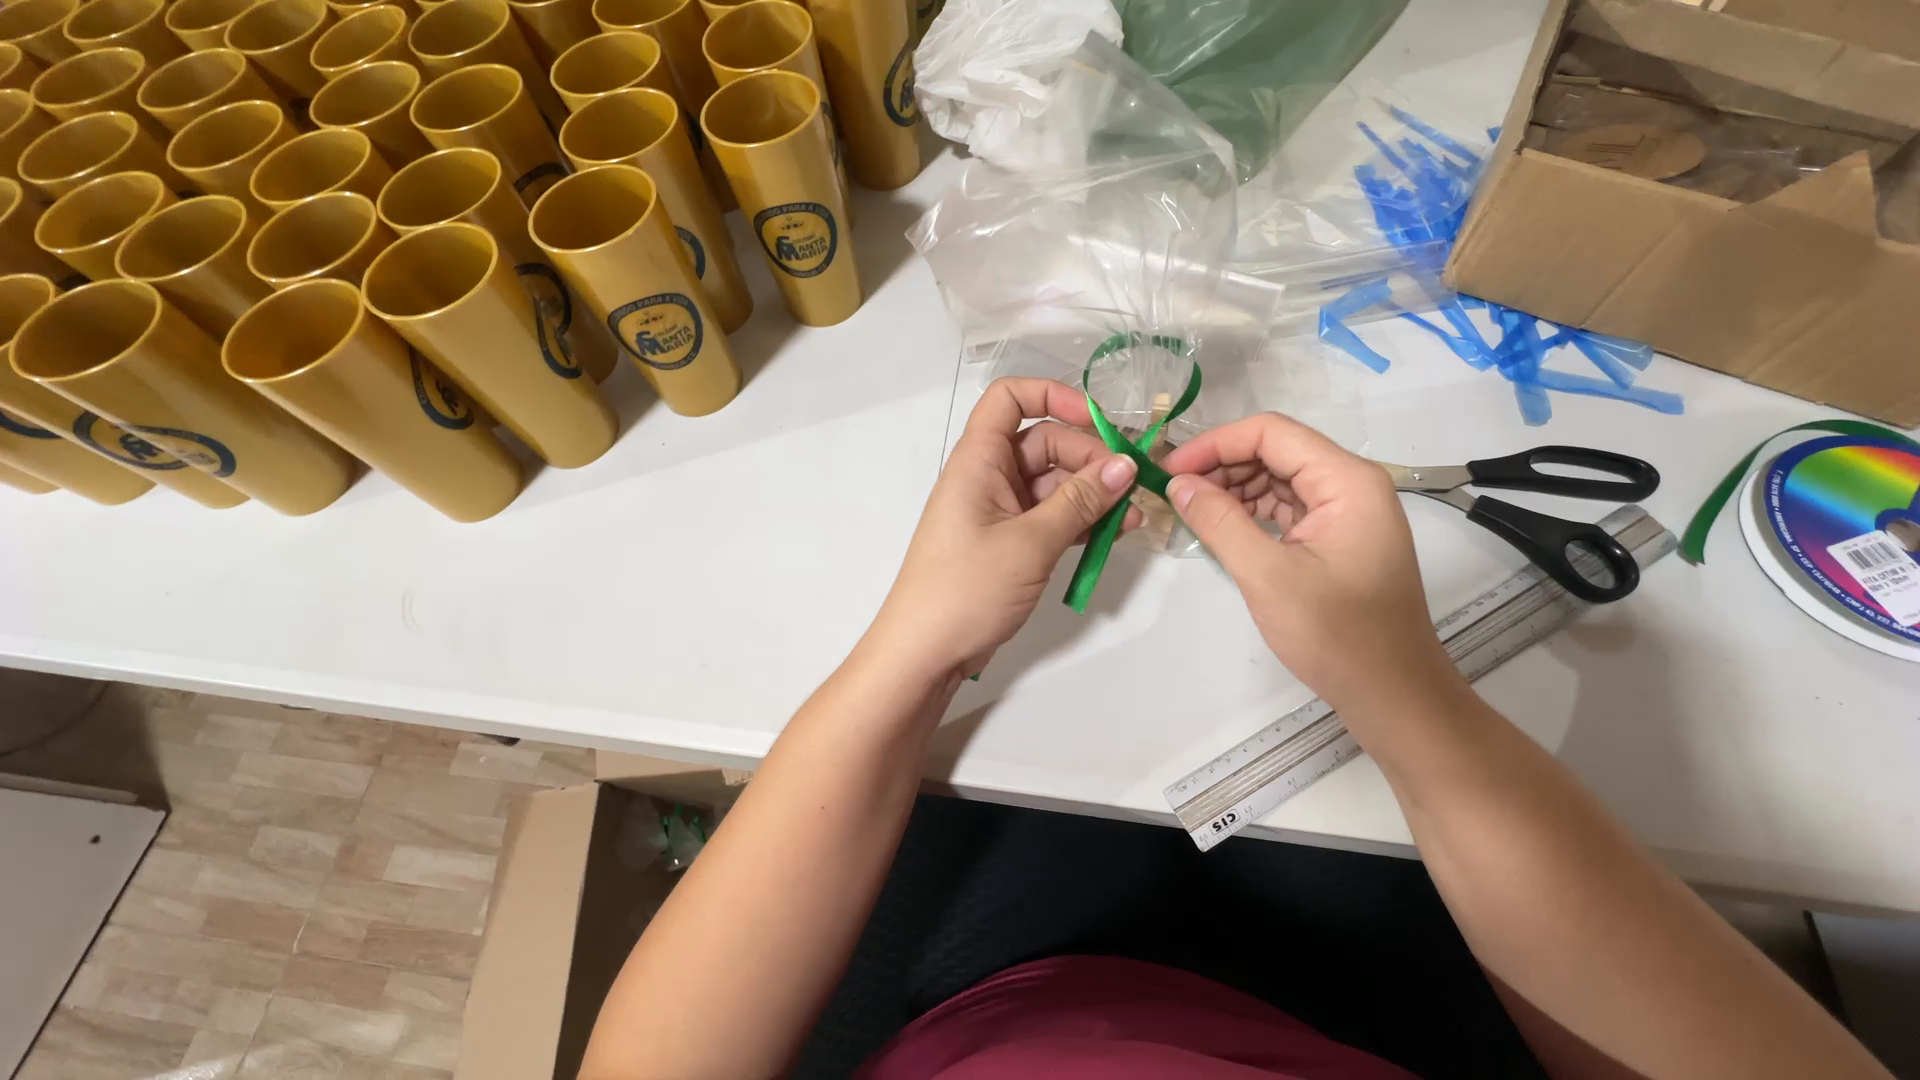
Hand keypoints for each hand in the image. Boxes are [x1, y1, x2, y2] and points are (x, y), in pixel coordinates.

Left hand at [867, 378, 1137, 681]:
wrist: (926, 652)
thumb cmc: (967, 588)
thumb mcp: (1030, 542)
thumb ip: (1080, 502)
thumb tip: (1124, 465)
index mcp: (978, 460)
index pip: (1010, 398)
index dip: (1054, 396)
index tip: (1099, 421)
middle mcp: (988, 477)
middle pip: (1044, 442)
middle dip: (1090, 457)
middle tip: (1132, 482)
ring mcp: (999, 512)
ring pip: (1054, 484)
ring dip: (1093, 494)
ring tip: (1133, 515)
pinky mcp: (1010, 543)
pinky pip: (1051, 517)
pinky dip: (1081, 522)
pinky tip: (1115, 533)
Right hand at [1161, 413, 1460, 711]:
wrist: (1391, 691)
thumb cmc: (1336, 633)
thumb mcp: (1267, 575)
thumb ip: (1219, 521)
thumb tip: (1178, 484)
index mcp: (1347, 481)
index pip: (1272, 433)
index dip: (1215, 444)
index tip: (1170, 468)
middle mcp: (1351, 484)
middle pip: (1275, 450)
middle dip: (1221, 465)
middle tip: (1172, 490)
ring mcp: (1346, 511)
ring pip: (1278, 477)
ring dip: (1232, 487)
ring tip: (1189, 508)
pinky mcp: (1336, 537)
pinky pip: (1287, 506)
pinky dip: (1250, 511)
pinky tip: (1219, 525)